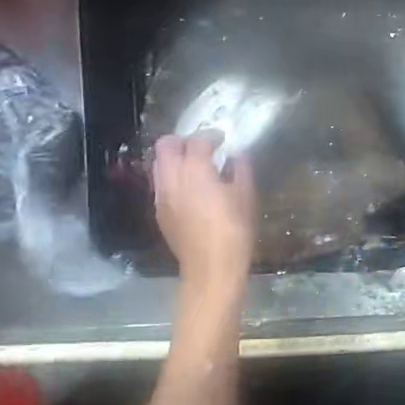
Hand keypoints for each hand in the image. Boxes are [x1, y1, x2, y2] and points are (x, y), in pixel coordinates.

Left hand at [153, 133, 256, 288]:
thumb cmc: (234, 231)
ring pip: (158, 164)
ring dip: (174, 159)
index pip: (197, 140)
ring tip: (194, 167)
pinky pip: (161, 185)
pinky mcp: (159, 212)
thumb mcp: (246, 197)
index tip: (222, 140)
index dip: (211, 135)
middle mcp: (172, 178)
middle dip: (182, 140)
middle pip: (165, 145)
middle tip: (201, 147)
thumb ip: (241, 170)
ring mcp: (162, 196)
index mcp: (195, 169)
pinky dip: (172, 178)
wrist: (210, 269)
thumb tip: (238, 156)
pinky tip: (189, 190)